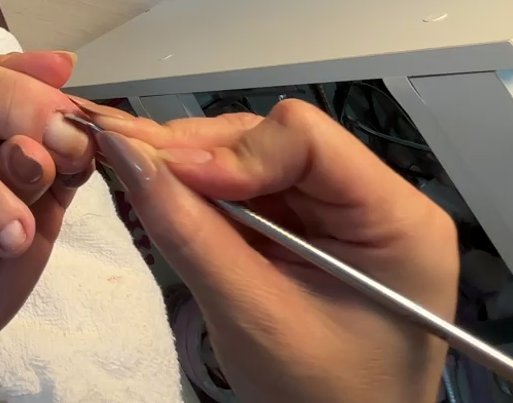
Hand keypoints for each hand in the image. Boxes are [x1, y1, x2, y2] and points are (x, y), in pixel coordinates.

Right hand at [85, 99, 456, 402]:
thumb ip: (186, 228)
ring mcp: (328, 203)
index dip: (232, 151)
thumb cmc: (320, 397)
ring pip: (239, 149)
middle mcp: (366, 194)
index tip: (173, 176)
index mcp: (392, 218)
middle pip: (263, 135)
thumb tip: (120, 150)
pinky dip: (189, 182)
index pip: (303, 138)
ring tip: (138, 176)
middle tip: (127, 162)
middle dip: (194, 154)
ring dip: (184, 164)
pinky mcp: (295, 214)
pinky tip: (156, 186)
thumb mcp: (251, 314)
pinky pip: (232, 176)